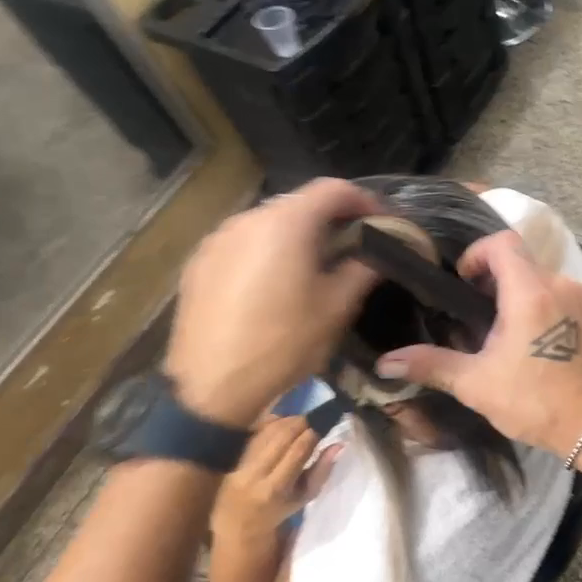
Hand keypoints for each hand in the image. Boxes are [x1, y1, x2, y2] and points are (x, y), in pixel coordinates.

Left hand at [165, 179, 381, 427]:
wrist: (209, 392)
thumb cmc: (283, 345)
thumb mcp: (337, 306)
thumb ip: (364, 267)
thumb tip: (380, 251)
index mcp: (285, 223)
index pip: (334, 189)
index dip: (365, 201)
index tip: (383, 224)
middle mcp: (247, 219)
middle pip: (299, 202)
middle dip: (331, 218)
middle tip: (354, 245)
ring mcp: (217, 241)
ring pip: (269, 222)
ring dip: (297, 234)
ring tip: (315, 265)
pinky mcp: (198, 265)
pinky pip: (242, 244)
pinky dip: (266, 251)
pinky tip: (275, 284)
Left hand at [213, 417, 335, 537]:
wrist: (238, 525)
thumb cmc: (278, 512)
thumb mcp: (304, 497)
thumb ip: (322, 470)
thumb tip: (338, 444)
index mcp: (274, 489)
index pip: (298, 450)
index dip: (314, 432)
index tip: (325, 424)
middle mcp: (254, 475)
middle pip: (282, 436)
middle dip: (302, 422)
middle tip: (315, 419)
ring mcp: (240, 466)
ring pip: (268, 431)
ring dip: (287, 421)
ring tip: (301, 422)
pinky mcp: (233, 459)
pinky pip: (255, 433)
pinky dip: (271, 424)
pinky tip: (283, 424)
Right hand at [375, 231, 581, 458]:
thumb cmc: (535, 402)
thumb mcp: (477, 384)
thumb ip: (431, 364)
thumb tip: (385, 363)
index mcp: (530, 293)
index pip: (502, 243)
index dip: (477, 255)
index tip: (463, 283)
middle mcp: (560, 284)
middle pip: (521, 261)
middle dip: (495, 281)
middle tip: (477, 316)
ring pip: (543, 278)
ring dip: (520, 294)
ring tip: (505, 333)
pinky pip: (563, 293)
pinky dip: (544, 305)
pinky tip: (535, 341)